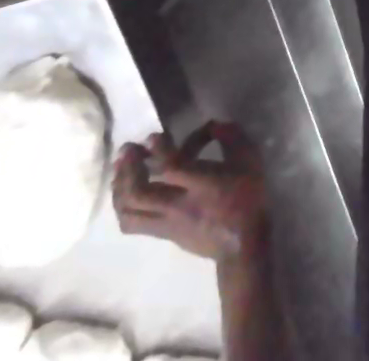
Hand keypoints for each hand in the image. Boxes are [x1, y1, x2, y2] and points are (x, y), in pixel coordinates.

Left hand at [113, 121, 266, 263]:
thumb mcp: (250, 160)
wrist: (242, 244)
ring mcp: (166, 223)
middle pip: (138, 193)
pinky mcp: (162, 233)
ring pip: (128, 211)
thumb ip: (231, 138)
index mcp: (202, 185)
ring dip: (119, 188)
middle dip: (127, 169)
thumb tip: (212, 124)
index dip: (158, 150)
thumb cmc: (248, 198)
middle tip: (127, 150)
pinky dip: (122, 206)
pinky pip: (131, 223)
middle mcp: (178, 205)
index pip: (172, 167)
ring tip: (120, 169)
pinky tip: (125, 192)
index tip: (151, 137)